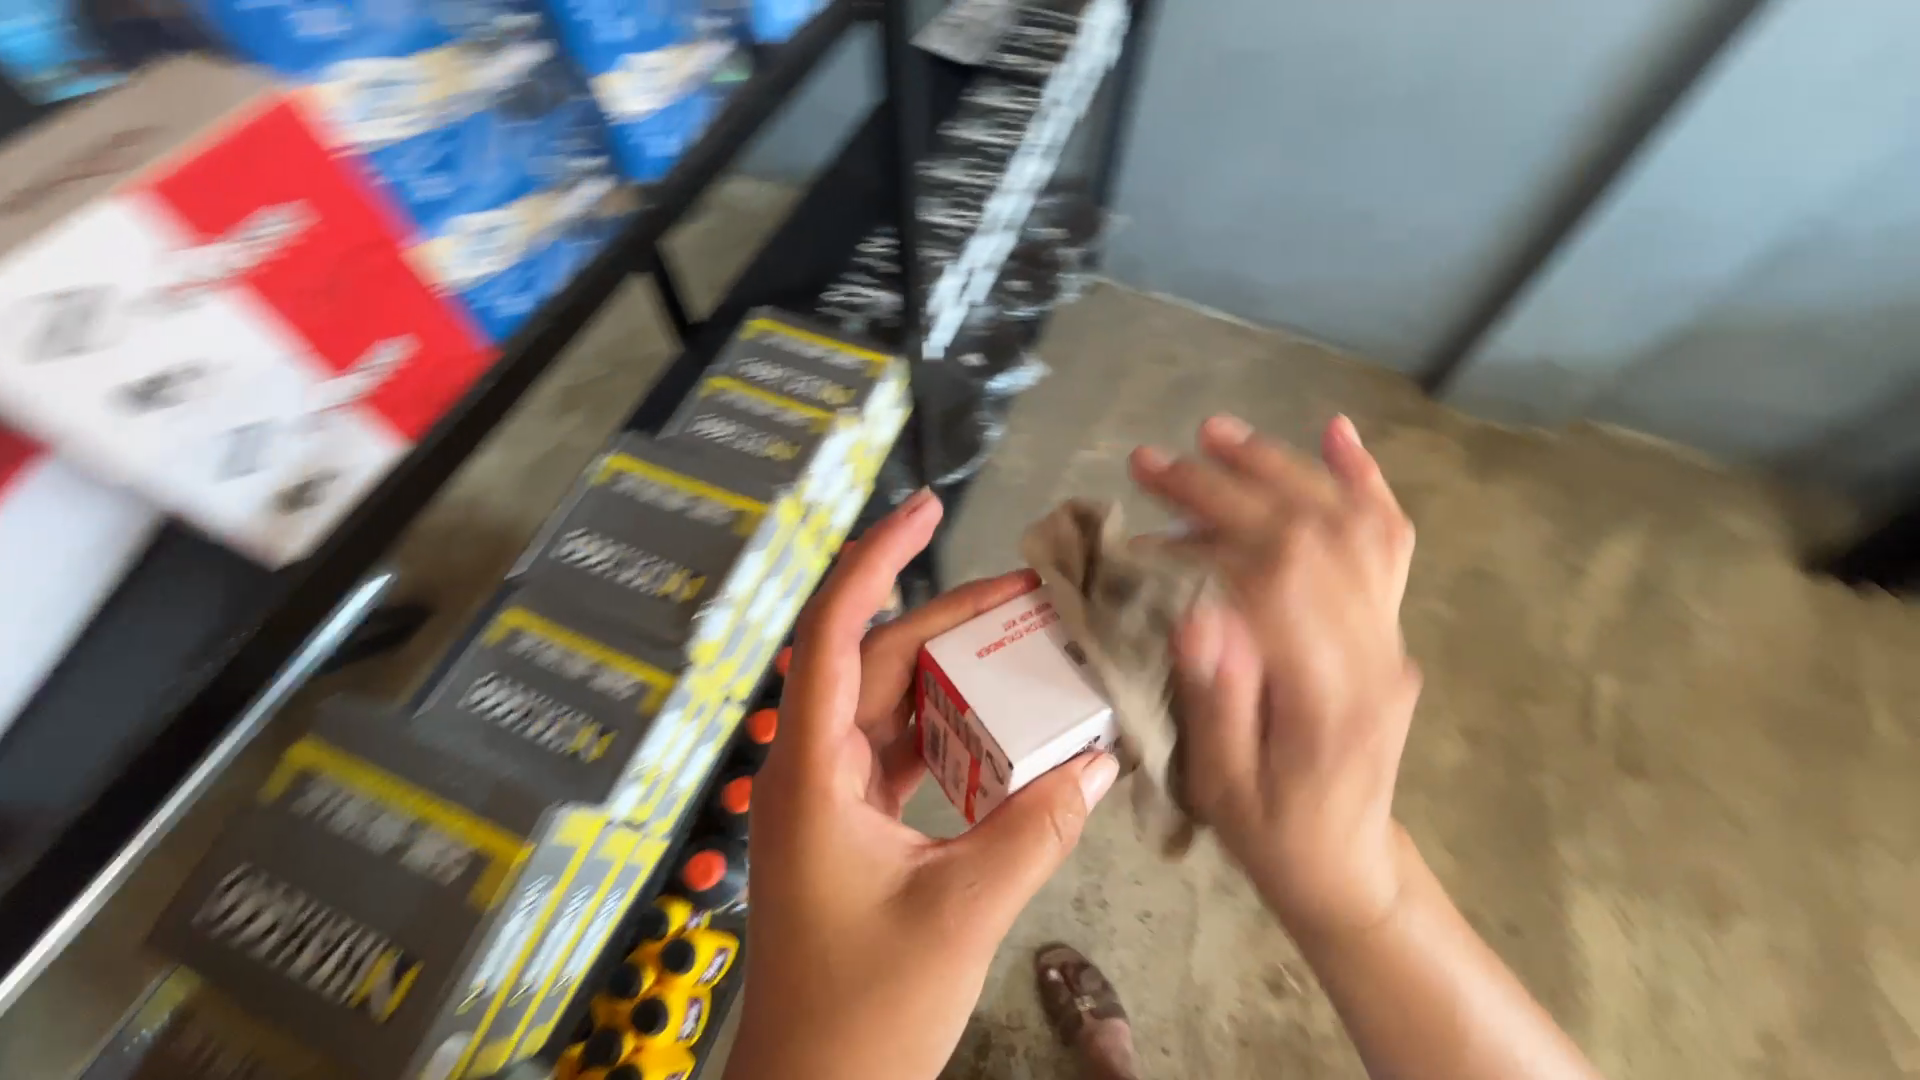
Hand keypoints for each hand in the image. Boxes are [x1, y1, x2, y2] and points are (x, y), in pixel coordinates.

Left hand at [726, 489, 1120, 1079]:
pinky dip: (956, 730)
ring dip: (956, 673)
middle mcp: (815, 765)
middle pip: (878, 659)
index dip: (875, 561)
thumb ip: (1033, 831)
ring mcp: (835, 792)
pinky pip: (909, 748)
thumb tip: (1098, 766)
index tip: (924, 510)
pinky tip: (1007, 726)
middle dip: (948, 618)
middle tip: (1025, 593)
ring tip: (1024, 645)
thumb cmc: (863, 1009)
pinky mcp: (858, 820)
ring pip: (896, 702)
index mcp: (813, 769)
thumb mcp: (960, 912)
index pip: (833, 631)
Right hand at [1130, 415, 1420, 939]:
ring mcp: (1389, 631)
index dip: (1216, 522)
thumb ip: (1217, 702)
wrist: (1346, 860)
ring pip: (1349, 523)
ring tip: (1217, 435)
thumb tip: (1197, 612)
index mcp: (1329, 692)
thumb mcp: (1224, 788)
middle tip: (1155, 460)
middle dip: (1228, 484)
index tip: (1153, 498)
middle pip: (1308, 535)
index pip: (1280, 576)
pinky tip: (1337, 436)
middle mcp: (1373, 649)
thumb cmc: (1272, 832)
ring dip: (1281, 468)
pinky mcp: (1387, 624)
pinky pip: (1386, 541)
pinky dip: (1363, 482)